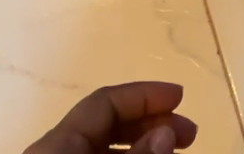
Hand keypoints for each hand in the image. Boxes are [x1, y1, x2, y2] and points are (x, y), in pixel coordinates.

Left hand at [23, 82, 198, 153]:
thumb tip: (168, 130)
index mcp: (56, 142)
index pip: (106, 101)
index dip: (145, 95)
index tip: (181, 97)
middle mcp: (54, 150)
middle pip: (106, 124)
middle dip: (151, 123)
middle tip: (189, 134)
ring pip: (103, 150)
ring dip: (143, 145)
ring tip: (176, 150)